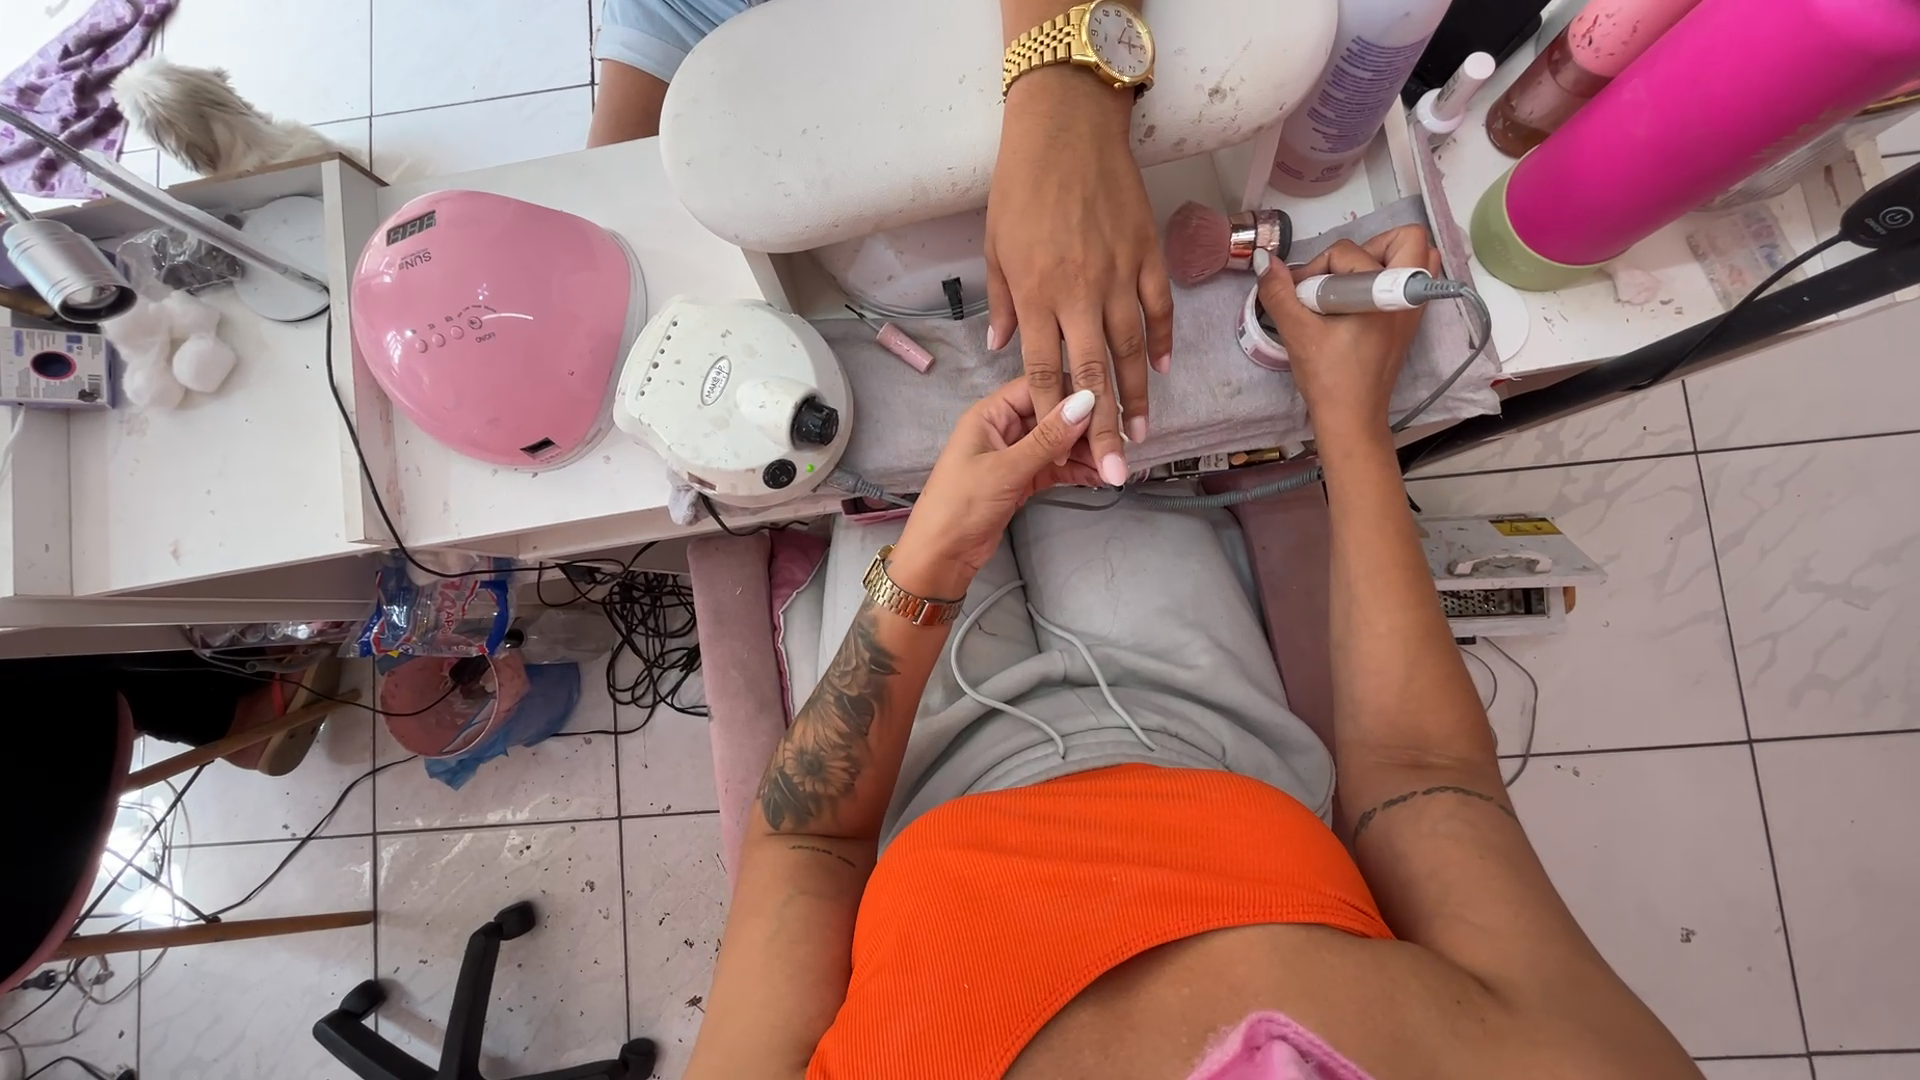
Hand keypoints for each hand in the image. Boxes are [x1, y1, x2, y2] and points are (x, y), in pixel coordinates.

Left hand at [890, 379, 1100, 598]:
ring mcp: (1014, 454)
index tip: (1107, 406)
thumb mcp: (1005, 470)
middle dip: (1085, 430)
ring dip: (1086, 455)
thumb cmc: (958, 507)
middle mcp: (1004, 427)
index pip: (1039, 387)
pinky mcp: (1022, 479)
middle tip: (1117, 445)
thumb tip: (1084, 402)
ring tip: (1115, 467)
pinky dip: (1077, 472)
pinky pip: (1056, 468)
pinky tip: (1099, 477)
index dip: (1073, 395)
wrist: (941, 556)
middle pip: (1054, 417)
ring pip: (1059, 445)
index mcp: (990, 414)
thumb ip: (1047, 438)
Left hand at [985, 66, 1173, 488]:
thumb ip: (1003, 303)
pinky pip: (1159, 307)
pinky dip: (1162, 340)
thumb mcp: (995, 247)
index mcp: (1036, 296)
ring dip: (1138, 395)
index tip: (1068, 453)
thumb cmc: (1020, 187)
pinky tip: (1162, 370)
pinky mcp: (1147, 254)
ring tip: (1144, 433)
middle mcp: (1079, 294)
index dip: (1056, 417)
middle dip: (1105, 428)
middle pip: (1093, 374)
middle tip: (1119, 467)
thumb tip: (1002, 346)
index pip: (1044, 372)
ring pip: (1132, 349)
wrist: (1066, 124)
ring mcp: (1119, 275)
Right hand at [1255, 225, 1440, 437]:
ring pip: (1415, 257)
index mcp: (1383, 292)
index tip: (1298, 298)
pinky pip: (1410, 281)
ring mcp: (1414, 307)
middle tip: (1336, 277)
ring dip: (1382, 260)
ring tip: (1349, 286)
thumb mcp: (1297, 332)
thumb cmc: (1328, 377)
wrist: (1351, 417)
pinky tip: (1356, 304)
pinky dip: (1386, 280)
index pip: (1346, 253)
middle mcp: (1409, 292)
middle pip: (1404, 239)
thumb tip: (1262, 259)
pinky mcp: (1408, 321)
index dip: (1314, 270)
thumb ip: (1279, 293)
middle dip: (1364, 249)